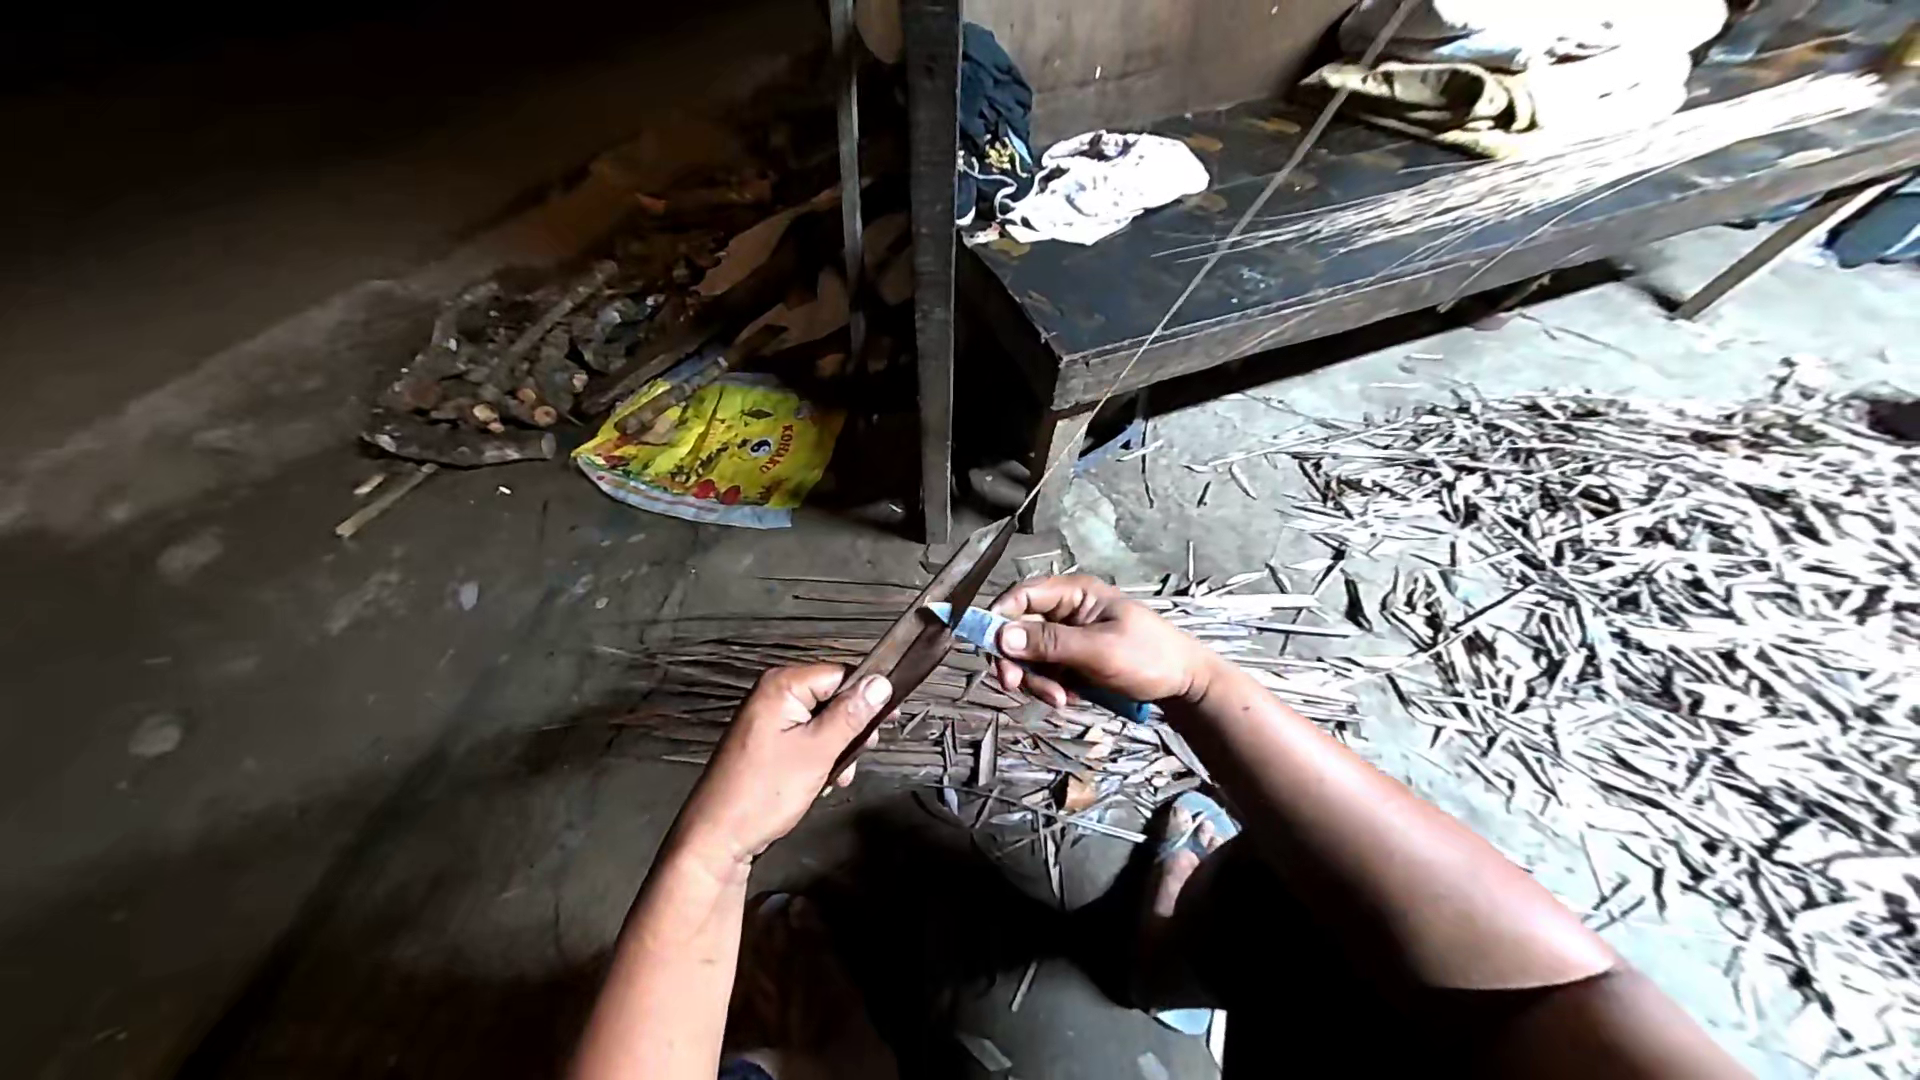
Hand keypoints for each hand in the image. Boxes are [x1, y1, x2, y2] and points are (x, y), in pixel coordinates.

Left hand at [670, 664, 891, 871]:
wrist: (717, 838)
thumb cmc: (762, 793)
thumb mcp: (818, 751)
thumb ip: (851, 715)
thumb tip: (880, 684)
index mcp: (782, 685)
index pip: (841, 673)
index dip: (868, 694)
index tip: (890, 718)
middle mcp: (774, 693)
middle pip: (833, 696)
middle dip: (851, 727)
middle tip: (860, 753)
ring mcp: (769, 717)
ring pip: (824, 720)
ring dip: (838, 746)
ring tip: (839, 774)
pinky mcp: (768, 740)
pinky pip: (807, 736)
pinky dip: (821, 755)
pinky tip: (823, 779)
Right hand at [988, 575, 1222, 707]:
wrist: (1185, 686)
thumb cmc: (1149, 657)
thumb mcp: (1099, 649)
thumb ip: (1050, 643)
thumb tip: (1002, 637)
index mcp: (1073, 594)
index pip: (1022, 595)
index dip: (998, 618)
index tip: (988, 647)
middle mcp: (1065, 611)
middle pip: (1018, 630)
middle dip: (1017, 660)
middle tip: (1016, 686)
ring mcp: (1067, 637)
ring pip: (1028, 656)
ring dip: (1036, 680)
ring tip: (1061, 700)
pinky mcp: (1071, 660)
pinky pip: (1044, 672)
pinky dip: (1050, 688)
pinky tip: (1071, 698)